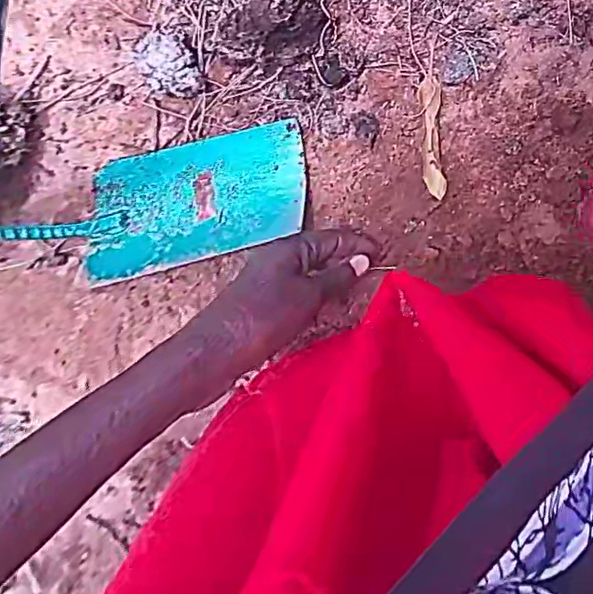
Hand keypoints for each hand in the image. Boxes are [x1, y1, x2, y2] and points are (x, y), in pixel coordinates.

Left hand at [178, 229, 376, 397]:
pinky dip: (318, 294)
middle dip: (349, 258)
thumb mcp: (307, 296)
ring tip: (357, 289)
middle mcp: (279, 258)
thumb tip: (362, 260)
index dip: (360, 244)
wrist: (209, 356)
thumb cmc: (260, 320)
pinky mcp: (262, 303)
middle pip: (322, 251)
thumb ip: (338, 277)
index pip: (335, 237)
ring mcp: (268, 280)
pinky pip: (299, 289)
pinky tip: (325, 308)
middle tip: (375, 270)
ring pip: (310, 272)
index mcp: (290, 248)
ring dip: (334, 277)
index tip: (383, 254)